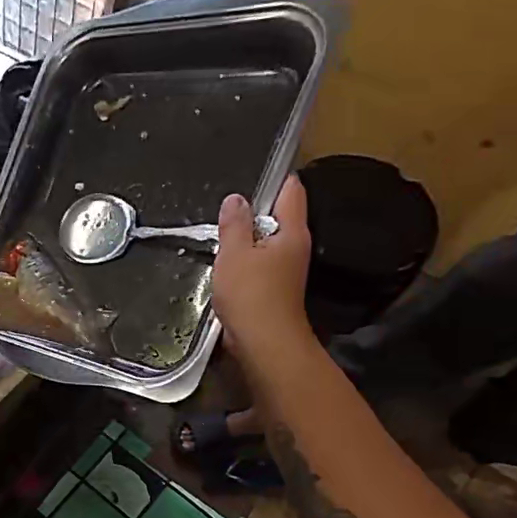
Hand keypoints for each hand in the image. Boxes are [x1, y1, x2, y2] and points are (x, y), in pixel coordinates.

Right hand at [212, 173, 313, 361]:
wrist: (264, 344)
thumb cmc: (251, 295)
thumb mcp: (234, 253)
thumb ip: (234, 224)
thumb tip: (235, 199)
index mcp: (292, 232)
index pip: (291, 190)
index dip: (275, 177)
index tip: (251, 173)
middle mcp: (295, 247)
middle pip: (278, 216)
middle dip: (254, 209)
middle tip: (226, 204)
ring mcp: (287, 270)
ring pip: (266, 242)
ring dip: (246, 238)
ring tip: (221, 230)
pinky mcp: (274, 289)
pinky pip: (259, 264)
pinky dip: (244, 260)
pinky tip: (225, 262)